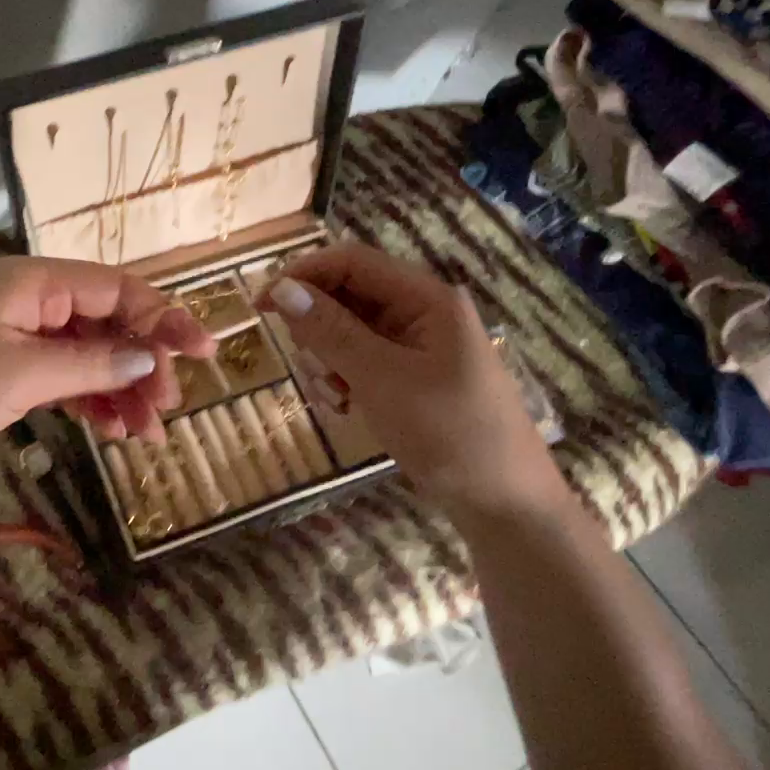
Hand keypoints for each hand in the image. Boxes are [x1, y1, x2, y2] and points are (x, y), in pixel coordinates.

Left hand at [0, 256, 215, 533]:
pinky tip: (109, 427)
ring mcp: (15, 335)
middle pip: (106, 323)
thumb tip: (150, 360)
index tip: (206, 352)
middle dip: (142, 364)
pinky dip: (87, 398)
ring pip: (86, 354)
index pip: (116, 290)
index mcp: (34, 283)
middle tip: (167, 410)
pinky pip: (60, 375)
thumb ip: (90, 365)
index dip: (164, 318)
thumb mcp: (19, 374)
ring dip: (118, 389)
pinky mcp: (2, 367)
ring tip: (143, 434)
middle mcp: (29, 300)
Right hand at [261, 244, 566, 519]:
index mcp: (426, 299)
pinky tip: (345, 407)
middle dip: (317, 326)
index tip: (261, 305)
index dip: (302, 275)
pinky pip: (360, 359)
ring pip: (347, 329)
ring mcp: (416, 345)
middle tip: (312, 367)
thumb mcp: (383, 380)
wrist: (508, 508)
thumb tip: (281, 289)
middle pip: (346, 294)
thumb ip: (331, 331)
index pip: (351, 261)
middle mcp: (420, 312)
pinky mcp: (411, 376)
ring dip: (327, 358)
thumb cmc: (451, 435)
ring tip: (335, 397)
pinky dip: (343, 377)